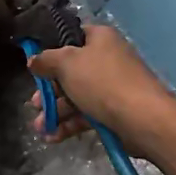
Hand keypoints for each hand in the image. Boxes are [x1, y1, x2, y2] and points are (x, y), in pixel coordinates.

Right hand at [26, 25, 175, 152]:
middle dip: (49, 90)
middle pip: (70, 71)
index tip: (34, 65)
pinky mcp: (114, 111)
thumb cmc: (102, 81)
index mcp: (100, 38)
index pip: (70, 37)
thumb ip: (46, 60)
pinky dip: (70, 124)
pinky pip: (86, 114)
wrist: (142, 118)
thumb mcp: (67, 63)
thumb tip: (33, 60)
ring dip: (56, 111)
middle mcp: (106, 58)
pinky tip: (53, 137)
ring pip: (76, 95)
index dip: (50, 50)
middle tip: (34, 104)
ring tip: (40, 127)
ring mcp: (111, 86)